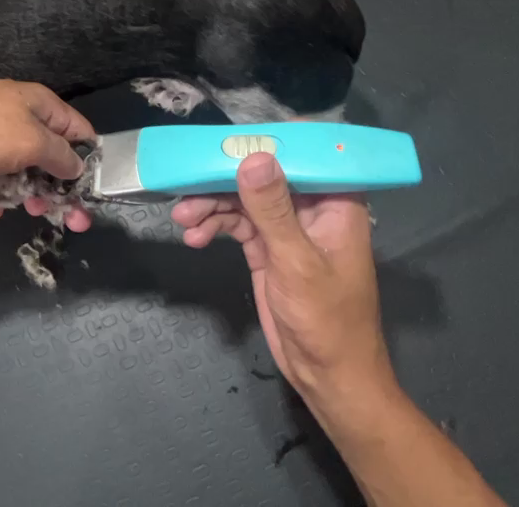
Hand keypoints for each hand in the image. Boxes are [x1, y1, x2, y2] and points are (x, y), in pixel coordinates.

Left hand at [0, 80, 94, 231]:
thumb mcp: (32, 142)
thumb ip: (60, 155)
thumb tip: (78, 165)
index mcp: (39, 103)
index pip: (77, 129)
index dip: (88, 159)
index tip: (92, 192)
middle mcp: (17, 114)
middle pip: (48, 153)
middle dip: (58, 187)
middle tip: (69, 220)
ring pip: (18, 166)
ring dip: (25, 192)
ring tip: (26, 212)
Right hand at [171, 154, 395, 418]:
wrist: (327, 376)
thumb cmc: (327, 319)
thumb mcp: (296, 261)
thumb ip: (272, 209)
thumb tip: (252, 157)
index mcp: (335, 203)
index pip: (300, 156)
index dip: (263, 144)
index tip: (222, 142)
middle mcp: (310, 208)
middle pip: (261, 175)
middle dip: (222, 180)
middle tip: (187, 188)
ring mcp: (285, 228)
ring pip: (241, 198)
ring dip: (210, 205)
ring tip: (184, 220)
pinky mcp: (266, 247)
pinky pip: (234, 223)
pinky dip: (212, 226)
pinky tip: (194, 238)